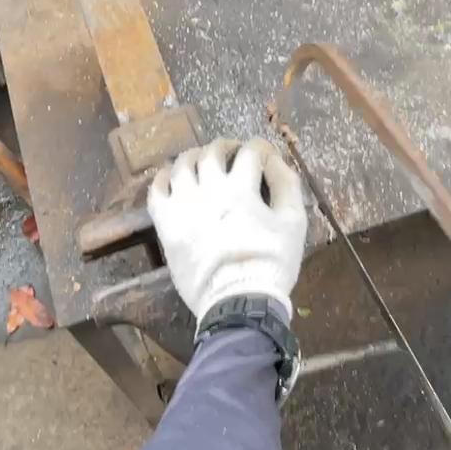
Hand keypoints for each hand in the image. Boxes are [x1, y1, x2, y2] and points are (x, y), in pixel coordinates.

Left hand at [147, 138, 306, 324]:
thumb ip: (287, 185)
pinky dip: (164, 178)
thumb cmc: (270, 263)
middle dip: (226, 147)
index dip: (260, 148)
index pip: (250, 152)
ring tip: (202, 162)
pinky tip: (172, 178)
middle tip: (233, 153)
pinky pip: (156, 190)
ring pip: (182, 165)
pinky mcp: (166, 224)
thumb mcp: (293, 223)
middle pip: (212, 152)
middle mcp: (208, 189)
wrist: (237, 302)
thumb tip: (274, 161)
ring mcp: (182, 205)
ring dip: (195, 157)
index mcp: (241, 187)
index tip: (263, 154)